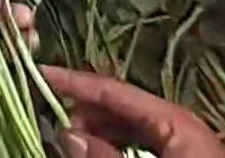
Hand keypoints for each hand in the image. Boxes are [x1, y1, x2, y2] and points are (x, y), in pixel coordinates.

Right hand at [40, 65, 224, 157]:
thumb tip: (67, 133)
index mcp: (175, 121)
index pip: (113, 89)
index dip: (74, 82)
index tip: (39, 74)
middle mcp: (180, 125)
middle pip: (120, 106)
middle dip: (85, 113)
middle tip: (52, 124)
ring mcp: (185, 148)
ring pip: (130, 127)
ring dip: (100, 133)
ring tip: (71, 143)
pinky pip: (142, 147)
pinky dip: (117, 148)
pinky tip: (100, 156)